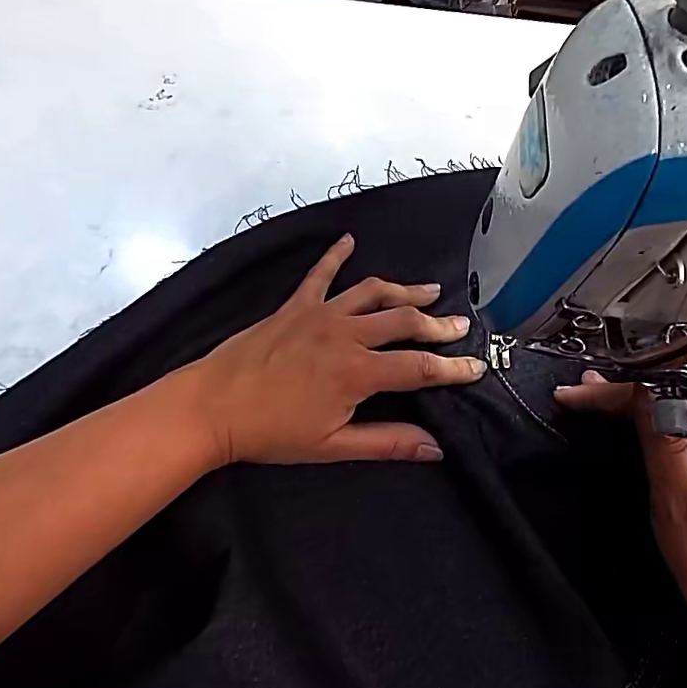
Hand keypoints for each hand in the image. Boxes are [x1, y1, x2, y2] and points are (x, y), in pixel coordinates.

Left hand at [167, 235, 484, 468]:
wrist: (210, 408)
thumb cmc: (270, 432)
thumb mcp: (332, 446)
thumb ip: (387, 443)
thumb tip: (434, 447)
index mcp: (358, 371)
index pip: (420, 367)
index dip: (453, 368)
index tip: (476, 367)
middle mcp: (347, 334)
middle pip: (405, 322)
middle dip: (438, 325)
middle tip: (460, 326)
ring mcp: (322, 314)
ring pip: (375, 292)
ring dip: (406, 290)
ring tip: (430, 290)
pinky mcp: (296, 305)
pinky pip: (321, 274)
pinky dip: (336, 256)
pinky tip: (348, 240)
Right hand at [555, 373, 686, 643]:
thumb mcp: (679, 516)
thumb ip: (662, 450)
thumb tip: (644, 398)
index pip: (661, 398)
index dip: (613, 392)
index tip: (575, 394)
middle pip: (674, 402)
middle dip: (625, 398)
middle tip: (581, 396)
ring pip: (686, 416)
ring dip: (645, 412)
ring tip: (604, 406)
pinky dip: (669, 429)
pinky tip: (647, 434)